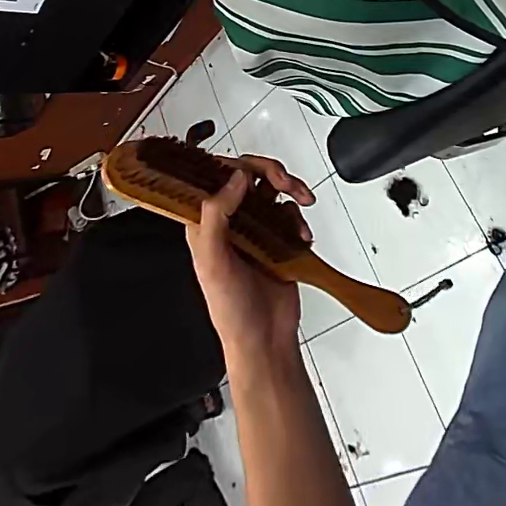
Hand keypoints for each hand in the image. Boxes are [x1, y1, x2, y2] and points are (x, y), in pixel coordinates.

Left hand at [185, 155, 314, 362]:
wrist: (266, 340)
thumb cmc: (231, 312)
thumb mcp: (212, 262)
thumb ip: (215, 216)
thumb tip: (231, 180)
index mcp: (204, 223)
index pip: (211, 177)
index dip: (229, 165)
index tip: (247, 170)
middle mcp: (228, 219)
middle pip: (246, 173)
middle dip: (268, 170)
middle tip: (282, 180)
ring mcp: (254, 226)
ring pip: (270, 187)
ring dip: (290, 186)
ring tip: (301, 197)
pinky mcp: (277, 237)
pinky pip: (289, 211)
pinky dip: (300, 215)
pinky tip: (301, 233)